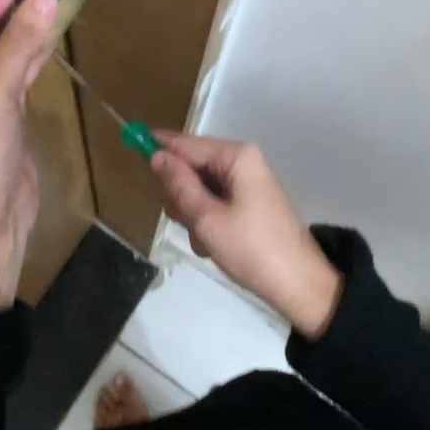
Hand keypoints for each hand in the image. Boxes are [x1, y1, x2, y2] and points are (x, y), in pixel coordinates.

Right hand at [149, 133, 341, 339]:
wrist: (298, 285)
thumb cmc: (251, 249)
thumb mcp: (207, 218)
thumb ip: (179, 185)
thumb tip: (157, 156)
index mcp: (236, 156)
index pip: (187, 143)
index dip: (159, 146)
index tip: (131, 146)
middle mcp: (242, 162)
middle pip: (192, 166)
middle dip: (181, 195)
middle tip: (187, 221)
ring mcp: (246, 184)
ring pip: (199, 189)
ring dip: (193, 215)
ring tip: (207, 241)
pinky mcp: (248, 204)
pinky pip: (214, 204)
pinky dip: (207, 223)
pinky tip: (215, 247)